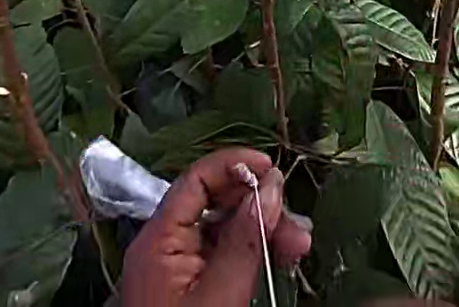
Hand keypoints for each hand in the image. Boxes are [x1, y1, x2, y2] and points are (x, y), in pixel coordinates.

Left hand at [120, 148, 312, 306]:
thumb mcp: (221, 295)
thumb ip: (246, 236)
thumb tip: (272, 182)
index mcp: (160, 238)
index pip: (197, 178)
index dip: (235, 165)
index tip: (273, 169)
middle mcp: (165, 245)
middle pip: (215, 203)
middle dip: (259, 206)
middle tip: (297, 226)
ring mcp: (177, 269)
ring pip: (224, 230)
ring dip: (263, 231)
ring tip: (299, 248)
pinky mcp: (189, 291)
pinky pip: (223, 256)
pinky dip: (252, 254)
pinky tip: (278, 262)